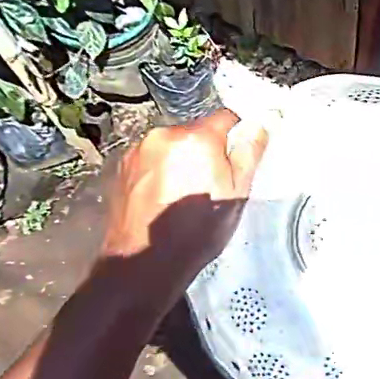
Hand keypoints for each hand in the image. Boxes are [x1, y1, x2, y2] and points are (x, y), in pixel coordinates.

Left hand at [102, 109, 266, 282]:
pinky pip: (150, 161)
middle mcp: (163, 135)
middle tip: (212, 186)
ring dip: (180, 162)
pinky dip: (159, 173)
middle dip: (205, 153)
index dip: (236, 137)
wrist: (145, 260)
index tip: (237, 159)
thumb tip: (258, 126)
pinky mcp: (122, 167)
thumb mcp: (235, 195)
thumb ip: (248, 154)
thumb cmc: (195, 232)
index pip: (226, 118)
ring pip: (171, 147)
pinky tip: (163, 200)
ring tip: (185, 197)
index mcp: (196, 138)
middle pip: (195, 133)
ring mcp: (138, 151)